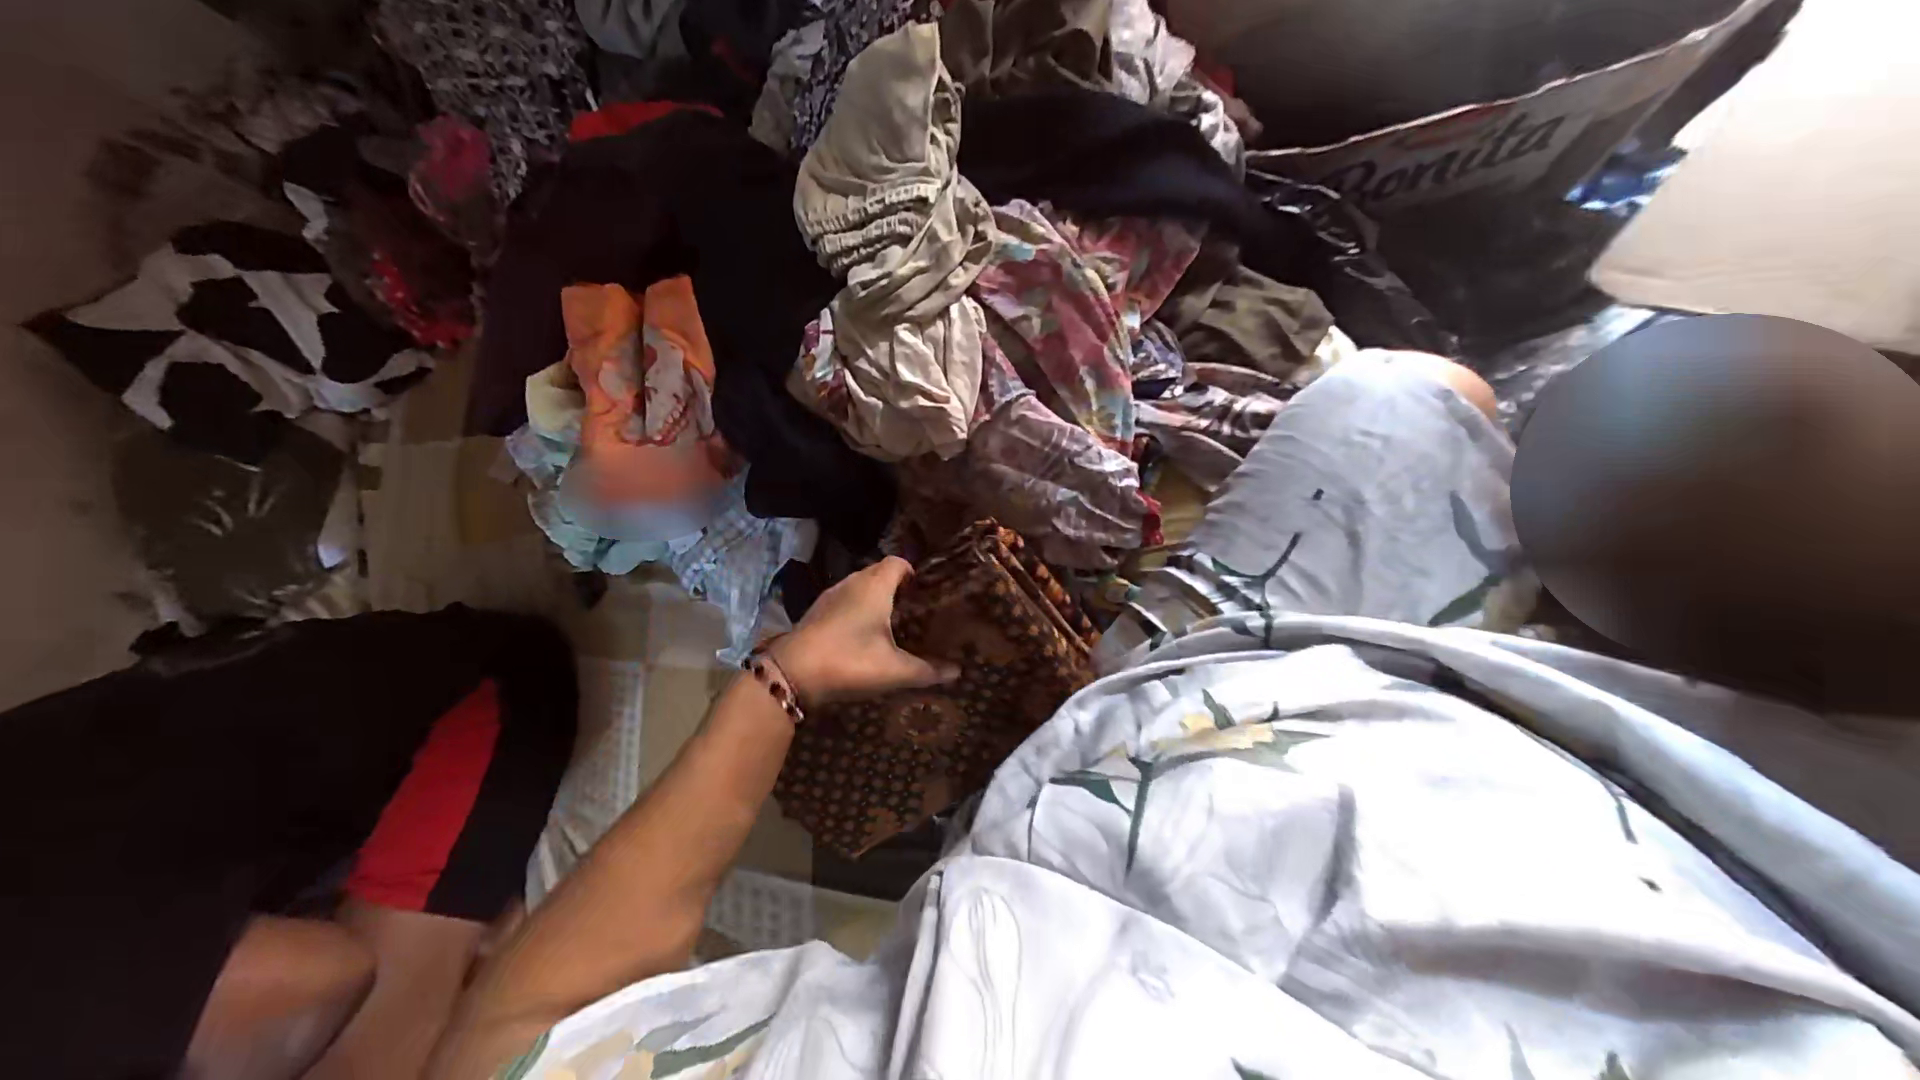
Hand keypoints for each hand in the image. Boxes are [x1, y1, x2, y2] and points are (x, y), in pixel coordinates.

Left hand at [766, 557, 958, 705]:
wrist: (792, 673)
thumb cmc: (850, 661)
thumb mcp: (895, 670)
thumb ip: (928, 670)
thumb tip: (957, 672)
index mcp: (875, 585)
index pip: (899, 563)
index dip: (914, 574)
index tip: (927, 595)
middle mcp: (852, 582)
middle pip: (880, 574)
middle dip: (898, 589)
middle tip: (916, 613)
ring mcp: (830, 595)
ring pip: (860, 588)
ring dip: (875, 601)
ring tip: (891, 626)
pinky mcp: (816, 611)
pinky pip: (844, 602)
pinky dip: (856, 612)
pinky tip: (861, 637)